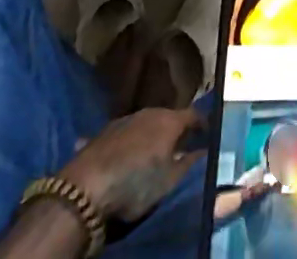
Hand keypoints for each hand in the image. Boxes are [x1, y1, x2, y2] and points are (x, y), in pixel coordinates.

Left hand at [60, 107, 201, 221]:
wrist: (87, 184)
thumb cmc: (136, 183)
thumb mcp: (170, 181)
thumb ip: (190, 163)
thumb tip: (205, 151)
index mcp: (168, 121)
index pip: (193, 114)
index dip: (203, 124)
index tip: (209, 134)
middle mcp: (148, 112)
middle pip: (169, 116)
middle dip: (178, 129)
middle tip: (186, 145)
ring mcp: (125, 119)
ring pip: (147, 122)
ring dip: (155, 133)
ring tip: (160, 151)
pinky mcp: (106, 130)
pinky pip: (129, 131)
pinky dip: (136, 140)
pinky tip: (132, 154)